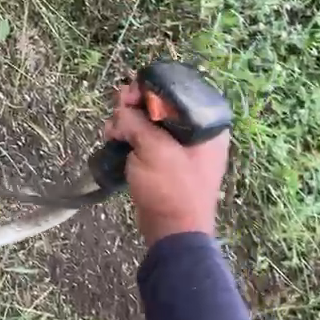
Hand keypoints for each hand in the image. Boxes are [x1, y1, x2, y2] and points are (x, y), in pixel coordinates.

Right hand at [103, 80, 228, 244]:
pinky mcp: (164, 157)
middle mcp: (196, 132)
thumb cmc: (171, 189)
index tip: (128, 98)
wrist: (173, 230)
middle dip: (132, 106)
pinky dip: (126, 134)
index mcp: (207, 126)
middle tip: (118, 115)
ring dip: (124, 121)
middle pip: (157, 103)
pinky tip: (113, 140)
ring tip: (112, 133)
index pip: (175, 91)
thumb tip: (121, 111)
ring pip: (145, 118)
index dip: (148, 90)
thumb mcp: (154, 149)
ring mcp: (180, 145)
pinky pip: (143, 134)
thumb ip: (136, 121)